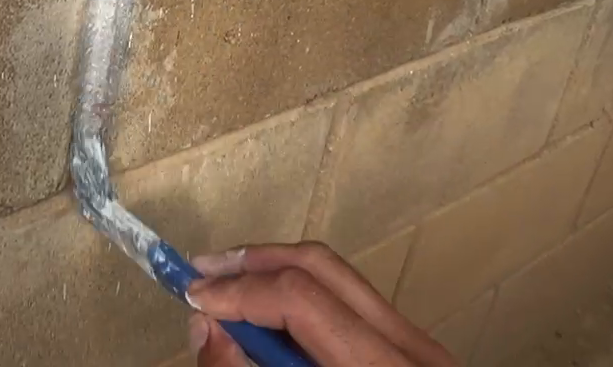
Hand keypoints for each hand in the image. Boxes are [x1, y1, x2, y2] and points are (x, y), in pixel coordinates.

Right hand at [184, 242, 455, 366]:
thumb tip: (202, 323)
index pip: (301, 299)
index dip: (239, 292)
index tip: (191, 297)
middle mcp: (413, 348)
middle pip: (319, 265)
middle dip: (252, 262)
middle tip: (202, 273)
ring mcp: (420, 345)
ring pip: (334, 274)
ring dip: (273, 271)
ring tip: (226, 284)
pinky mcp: (414, 349)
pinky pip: (347, 300)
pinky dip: (300, 295)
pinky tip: (269, 314)